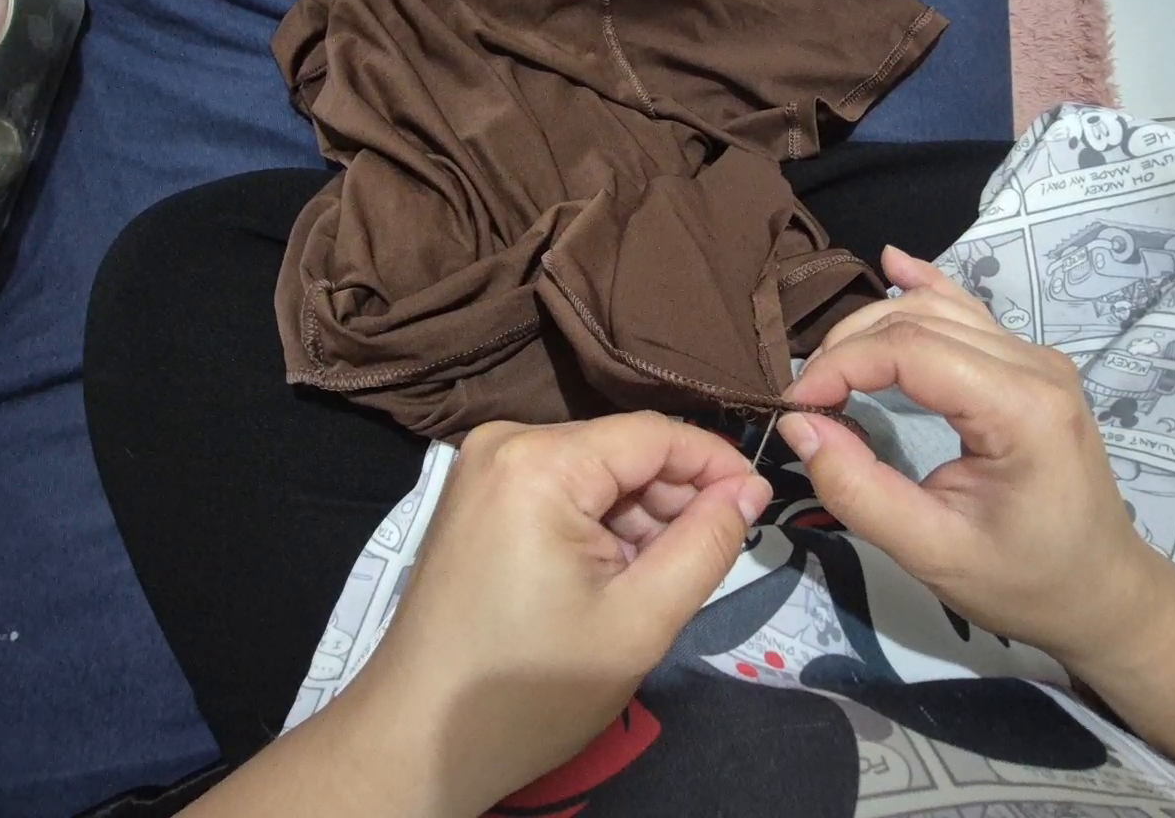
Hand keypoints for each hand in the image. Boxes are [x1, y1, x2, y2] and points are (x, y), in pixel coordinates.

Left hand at [351, 413, 771, 814]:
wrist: (416, 741)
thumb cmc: (529, 691)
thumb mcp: (640, 620)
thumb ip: (707, 543)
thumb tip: (749, 487)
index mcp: (539, 460)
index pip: (654, 433)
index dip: (715, 461)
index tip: (758, 501)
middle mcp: (507, 440)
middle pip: (624, 450)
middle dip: (674, 499)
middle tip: (705, 558)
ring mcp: (488, 463)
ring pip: (599, 469)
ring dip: (639, 516)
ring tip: (653, 579)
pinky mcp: (484, 490)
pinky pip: (567, 486)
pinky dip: (602, 522)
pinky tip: (613, 572)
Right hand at [776, 246, 1174, 665]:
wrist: (1103, 594)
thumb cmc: (1024, 582)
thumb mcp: (933, 553)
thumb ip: (858, 489)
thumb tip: (799, 425)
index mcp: (1020, 407)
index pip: (907, 349)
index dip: (838, 366)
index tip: (793, 406)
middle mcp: (1032, 363)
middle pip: (914, 321)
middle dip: (845, 350)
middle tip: (806, 401)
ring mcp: (1033, 357)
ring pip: (932, 308)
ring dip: (868, 329)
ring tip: (826, 370)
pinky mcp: (1025, 363)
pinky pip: (964, 309)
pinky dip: (921, 286)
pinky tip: (892, 262)